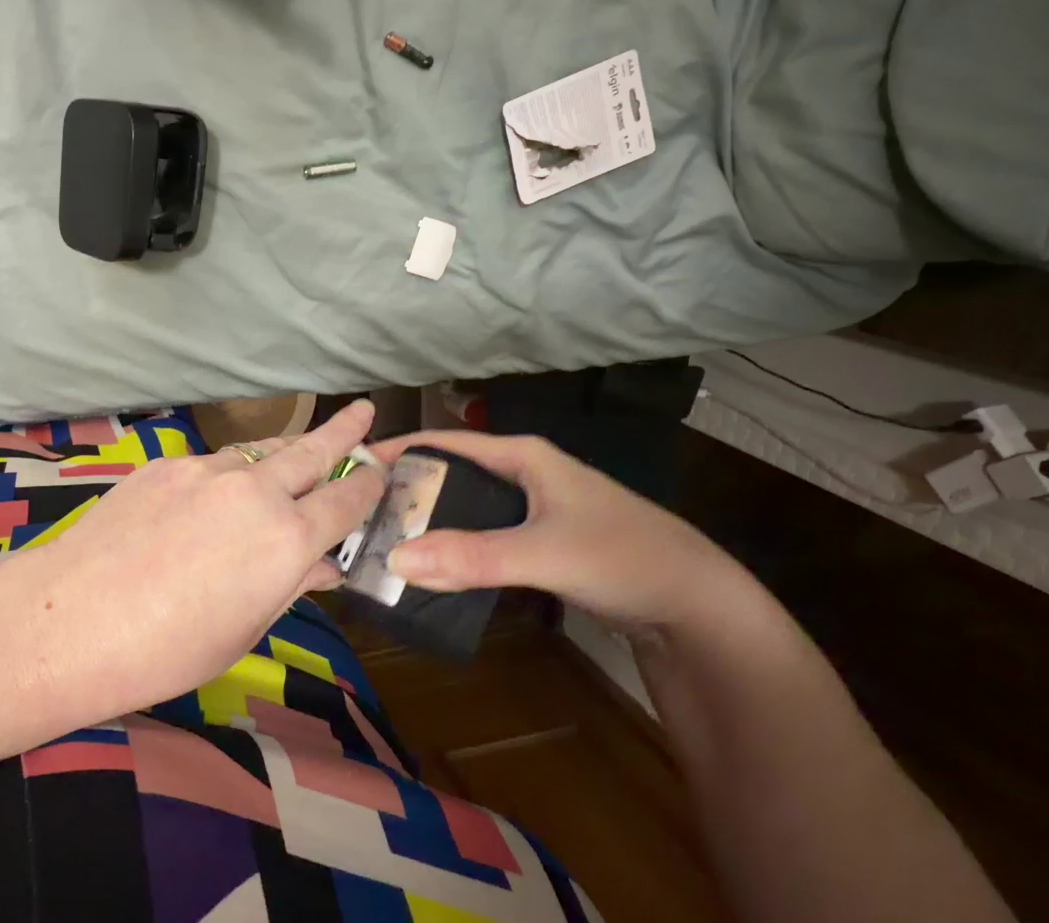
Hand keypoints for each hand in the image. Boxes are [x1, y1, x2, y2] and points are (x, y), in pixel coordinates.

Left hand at [30, 401, 386, 706]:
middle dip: (342, 432)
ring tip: (290, 460)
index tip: (381, 471)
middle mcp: (255, 492)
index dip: (368, 487)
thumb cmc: (167, 650)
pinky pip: (210, 466)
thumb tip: (322, 565)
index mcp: (287, 540)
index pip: (345, 502)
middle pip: (310, 452)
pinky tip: (209, 503)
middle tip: (363, 411)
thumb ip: (288, 586)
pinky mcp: (164, 465)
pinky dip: (224, 478)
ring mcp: (205, 471)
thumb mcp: (244, 630)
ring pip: (257, 455)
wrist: (72, 619)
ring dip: (279, 455)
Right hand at [370, 431, 754, 635]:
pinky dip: (454, 548)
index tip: (351, 467)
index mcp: (524, 457)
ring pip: (465, 508)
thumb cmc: (625, 557)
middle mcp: (525, 475)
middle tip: (357, 516)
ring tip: (382, 543)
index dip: (399, 450)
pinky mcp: (541, 543)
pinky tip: (431, 569)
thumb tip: (393, 558)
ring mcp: (534, 510)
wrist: (697, 606)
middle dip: (406, 491)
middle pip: (450, 474)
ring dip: (429, 523)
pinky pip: (482, 537)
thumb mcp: (544, 553)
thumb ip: (471, 555)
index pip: (446, 442)